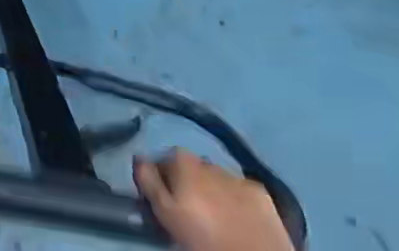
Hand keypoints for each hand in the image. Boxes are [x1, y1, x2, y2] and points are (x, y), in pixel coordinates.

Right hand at [134, 150, 292, 250]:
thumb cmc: (204, 239)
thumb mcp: (167, 214)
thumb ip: (149, 182)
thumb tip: (138, 157)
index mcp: (182, 161)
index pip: (161, 162)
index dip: (160, 182)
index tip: (164, 203)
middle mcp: (208, 160)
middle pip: (190, 169)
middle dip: (187, 184)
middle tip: (189, 213)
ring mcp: (236, 175)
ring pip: (215, 179)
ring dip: (211, 191)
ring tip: (215, 218)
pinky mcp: (260, 193)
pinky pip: (240, 191)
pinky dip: (236, 200)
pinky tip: (238, 220)